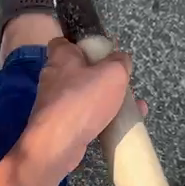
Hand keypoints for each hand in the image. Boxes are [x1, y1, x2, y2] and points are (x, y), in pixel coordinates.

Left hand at [18, 38, 132, 176]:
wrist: (58, 143)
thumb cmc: (83, 100)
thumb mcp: (112, 73)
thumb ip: (120, 62)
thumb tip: (122, 59)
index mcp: (61, 57)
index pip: (63, 42)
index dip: (81, 44)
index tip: (100, 52)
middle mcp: (53, 76)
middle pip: (78, 70)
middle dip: (101, 76)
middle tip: (120, 82)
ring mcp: (54, 102)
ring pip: (83, 95)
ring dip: (105, 100)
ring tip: (130, 107)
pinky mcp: (59, 124)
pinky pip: (83, 116)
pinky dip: (100, 119)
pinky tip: (120, 126)